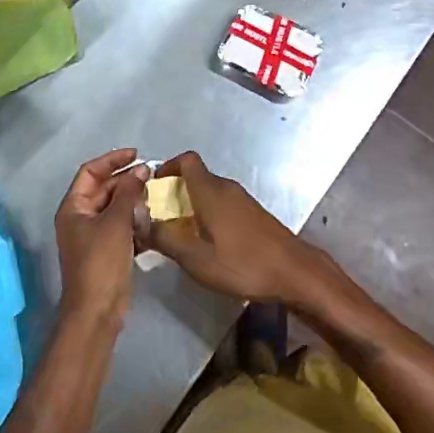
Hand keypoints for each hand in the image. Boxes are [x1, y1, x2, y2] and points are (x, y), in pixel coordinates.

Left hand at [54, 148, 147, 322]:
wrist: (97, 311)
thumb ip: (128, 192)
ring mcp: (92, 236)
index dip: (112, 160)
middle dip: (126, 180)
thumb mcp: (116, 222)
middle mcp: (80, 218)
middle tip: (152, 175)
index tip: (136, 154)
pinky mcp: (106, 251)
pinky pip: (121, 227)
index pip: (90, 171)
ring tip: (155, 196)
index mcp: (73, 207)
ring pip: (114, 208)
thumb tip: (141, 169)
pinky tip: (153, 221)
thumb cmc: (101, 262)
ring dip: (133, 201)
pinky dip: (135, 221)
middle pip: (103, 189)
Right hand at [141, 152, 335, 305]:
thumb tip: (139, 221)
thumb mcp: (197, 259)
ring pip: (210, 192)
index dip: (167, 167)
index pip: (186, 160)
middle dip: (175, 192)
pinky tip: (208, 242)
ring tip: (181, 233)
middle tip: (160, 218)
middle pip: (196, 177)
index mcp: (210, 191)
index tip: (154, 187)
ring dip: (192, 205)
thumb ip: (165, 238)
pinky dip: (209, 214)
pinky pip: (223, 204)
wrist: (294, 272)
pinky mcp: (253, 214)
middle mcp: (226, 187)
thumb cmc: (243, 263)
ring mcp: (242, 200)